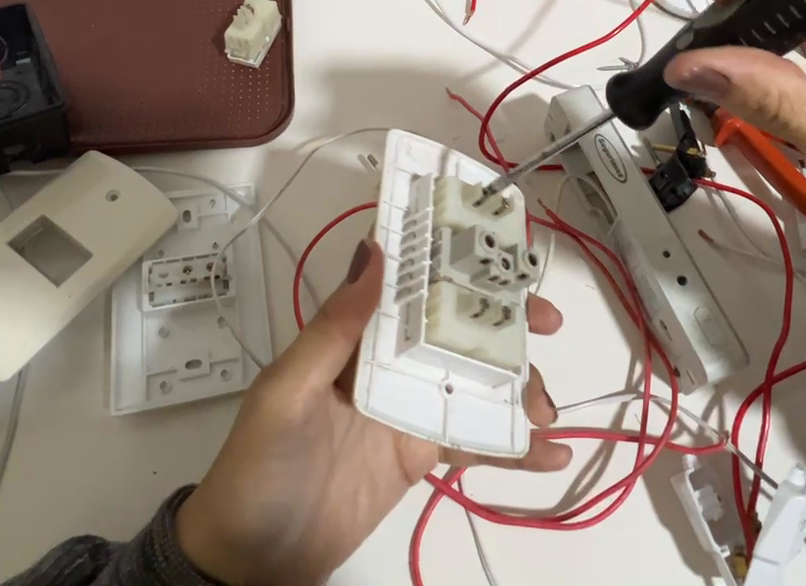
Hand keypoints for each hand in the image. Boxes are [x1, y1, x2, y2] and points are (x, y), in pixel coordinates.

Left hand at [175, 238, 570, 584]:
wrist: (256, 559)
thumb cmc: (261, 464)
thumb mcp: (288, 390)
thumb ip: (334, 327)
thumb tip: (375, 250)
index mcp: (357, 335)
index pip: (411, 285)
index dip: (456, 264)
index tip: (504, 255)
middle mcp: (388, 361)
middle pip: (456, 329)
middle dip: (505, 321)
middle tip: (548, 323)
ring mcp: (409, 408)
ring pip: (474, 381)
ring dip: (517, 386)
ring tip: (547, 409)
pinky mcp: (420, 454)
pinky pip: (473, 441)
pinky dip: (513, 447)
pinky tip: (549, 455)